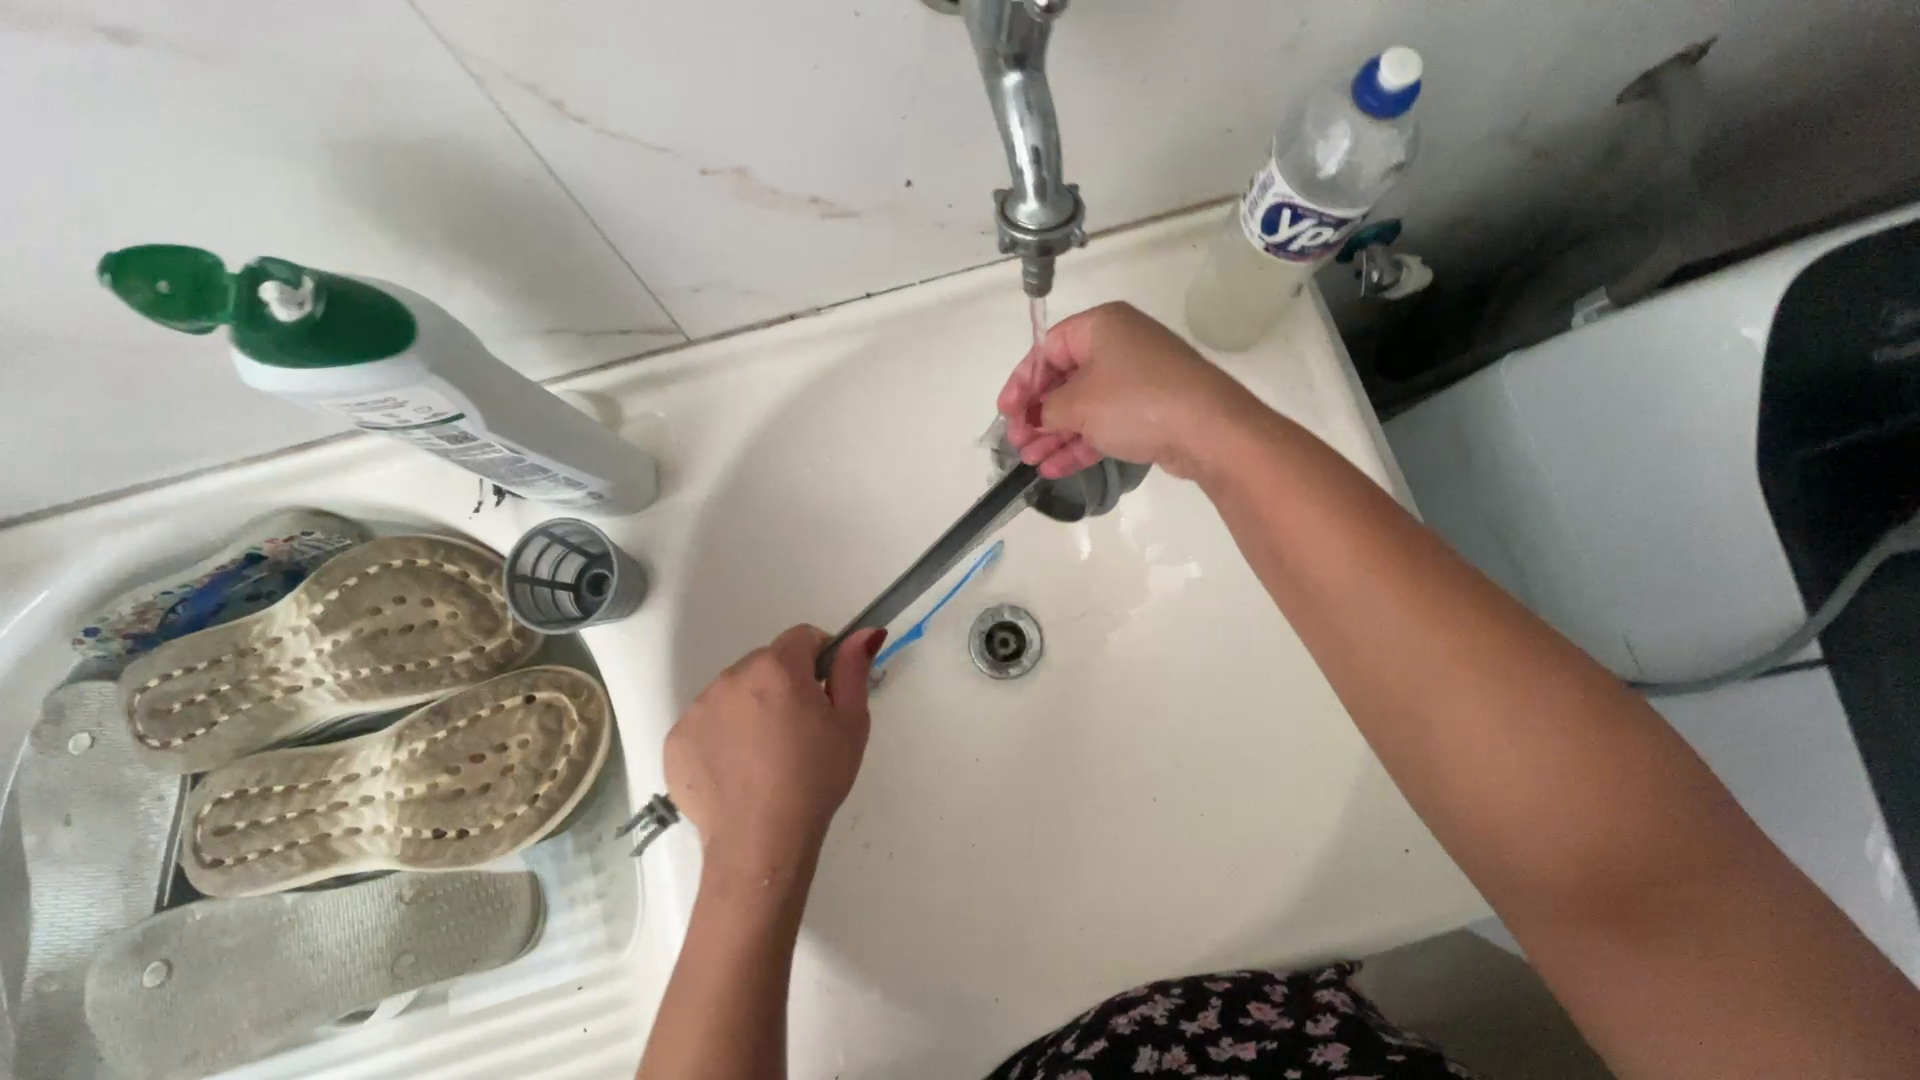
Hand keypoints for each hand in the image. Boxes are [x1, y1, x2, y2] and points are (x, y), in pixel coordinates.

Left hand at [664, 624, 886, 878]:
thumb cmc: (815, 780)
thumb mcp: (851, 724)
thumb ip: (853, 670)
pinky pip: (706, 724)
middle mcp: (731, 677)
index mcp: (777, 668)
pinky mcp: (676, 740)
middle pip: (765, 664)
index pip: (801, 637)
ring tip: (765, 757)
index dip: (819, 658)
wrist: (760, 842)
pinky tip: (738, 772)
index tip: (825, 691)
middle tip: (799, 732)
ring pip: (733, 693)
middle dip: (783, 686)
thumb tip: (862, 633)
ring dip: (750, 710)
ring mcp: (698, 708)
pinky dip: (722, 738)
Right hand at [998, 301, 1263, 480]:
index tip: (1005, 412)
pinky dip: (1080, 443)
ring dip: (1054, 434)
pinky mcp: (1149, 411)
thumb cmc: (1135, 402)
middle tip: (1017, 441)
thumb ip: (1046, 410)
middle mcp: (1118, 346)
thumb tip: (1035, 418)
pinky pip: (1104, 424)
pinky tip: (1054, 467)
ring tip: (1030, 462)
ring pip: (1083, 407)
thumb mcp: (1078, 404)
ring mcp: (1136, 380)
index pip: (1046, 349)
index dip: (1021, 382)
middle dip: (1037, 414)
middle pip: (1064, 380)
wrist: (1208, 429)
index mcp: (1100, 326)